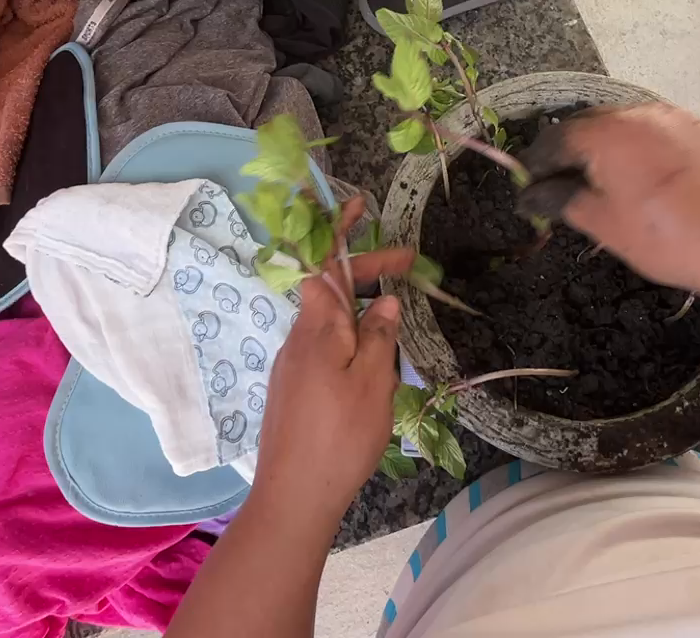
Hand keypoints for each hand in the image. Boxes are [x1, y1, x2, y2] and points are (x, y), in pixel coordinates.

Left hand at [251, 197, 409, 520]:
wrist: (293, 497)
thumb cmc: (339, 435)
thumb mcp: (373, 381)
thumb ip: (379, 335)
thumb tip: (384, 301)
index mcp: (318, 327)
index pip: (325, 263)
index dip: (338, 229)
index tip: (358, 203)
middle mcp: (300, 336)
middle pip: (331, 288)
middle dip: (366, 271)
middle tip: (406, 265)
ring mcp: (293, 362)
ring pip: (331, 320)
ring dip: (361, 310)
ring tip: (394, 326)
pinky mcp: (294, 387)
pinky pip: (325, 345)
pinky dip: (351, 337)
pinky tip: (371, 364)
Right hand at [517, 103, 699, 311]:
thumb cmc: (668, 239)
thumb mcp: (605, 224)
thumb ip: (562, 200)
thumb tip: (532, 195)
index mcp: (608, 133)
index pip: (556, 139)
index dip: (536, 163)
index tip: (528, 186)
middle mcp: (639, 114)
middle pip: (588, 125)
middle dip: (569, 152)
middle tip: (559, 184)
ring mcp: (673, 118)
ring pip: (623, 125)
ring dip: (603, 147)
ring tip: (600, 181)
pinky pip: (653, 131)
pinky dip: (636, 148)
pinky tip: (641, 177)